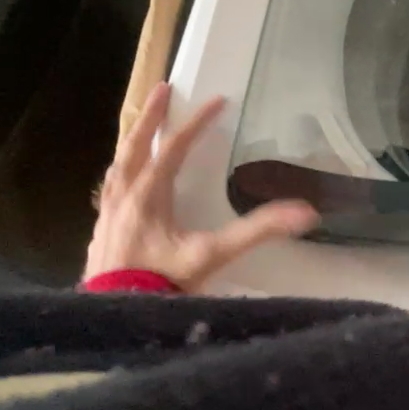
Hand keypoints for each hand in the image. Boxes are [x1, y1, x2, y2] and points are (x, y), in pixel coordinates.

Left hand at [84, 83, 318, 290]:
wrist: (114, 320)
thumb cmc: (162, 282)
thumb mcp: (214, 255)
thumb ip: (257, 230)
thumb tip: (305, 212)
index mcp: (149, 195)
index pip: (173, 148)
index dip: (196, 123)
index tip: (217, 100)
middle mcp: (124, 198)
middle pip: (134, 147)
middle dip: (150, 117)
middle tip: (162, 89)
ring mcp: (109, 216)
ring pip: (118, 167)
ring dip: (133, 142)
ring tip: (141, 128)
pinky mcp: (103, 233)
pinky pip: (111, 190)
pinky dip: (122, 173)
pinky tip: (124, 181)